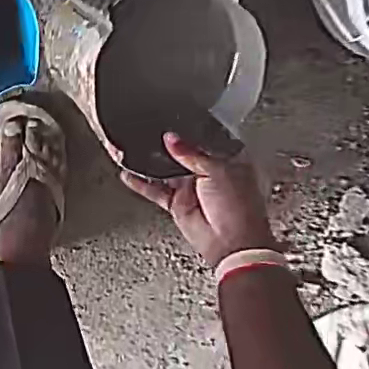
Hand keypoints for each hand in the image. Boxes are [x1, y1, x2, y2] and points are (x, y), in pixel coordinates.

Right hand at [120, 131, 273, 266]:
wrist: (232, 245)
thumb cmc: (239, 210)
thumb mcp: (217, 171)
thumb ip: (190, 153)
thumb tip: (171, 138)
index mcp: (225, 162)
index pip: (202, 141)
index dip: (187, 132)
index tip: (170, 123)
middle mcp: (207, 175)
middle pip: (179, 156)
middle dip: (164, 147)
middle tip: (145, 133)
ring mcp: (190, 189)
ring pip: (164, 171)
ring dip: (149, 163)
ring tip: (131, 150)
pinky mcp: (177, 203)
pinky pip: (155, 190)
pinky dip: (140, 183)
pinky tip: (129, 174)